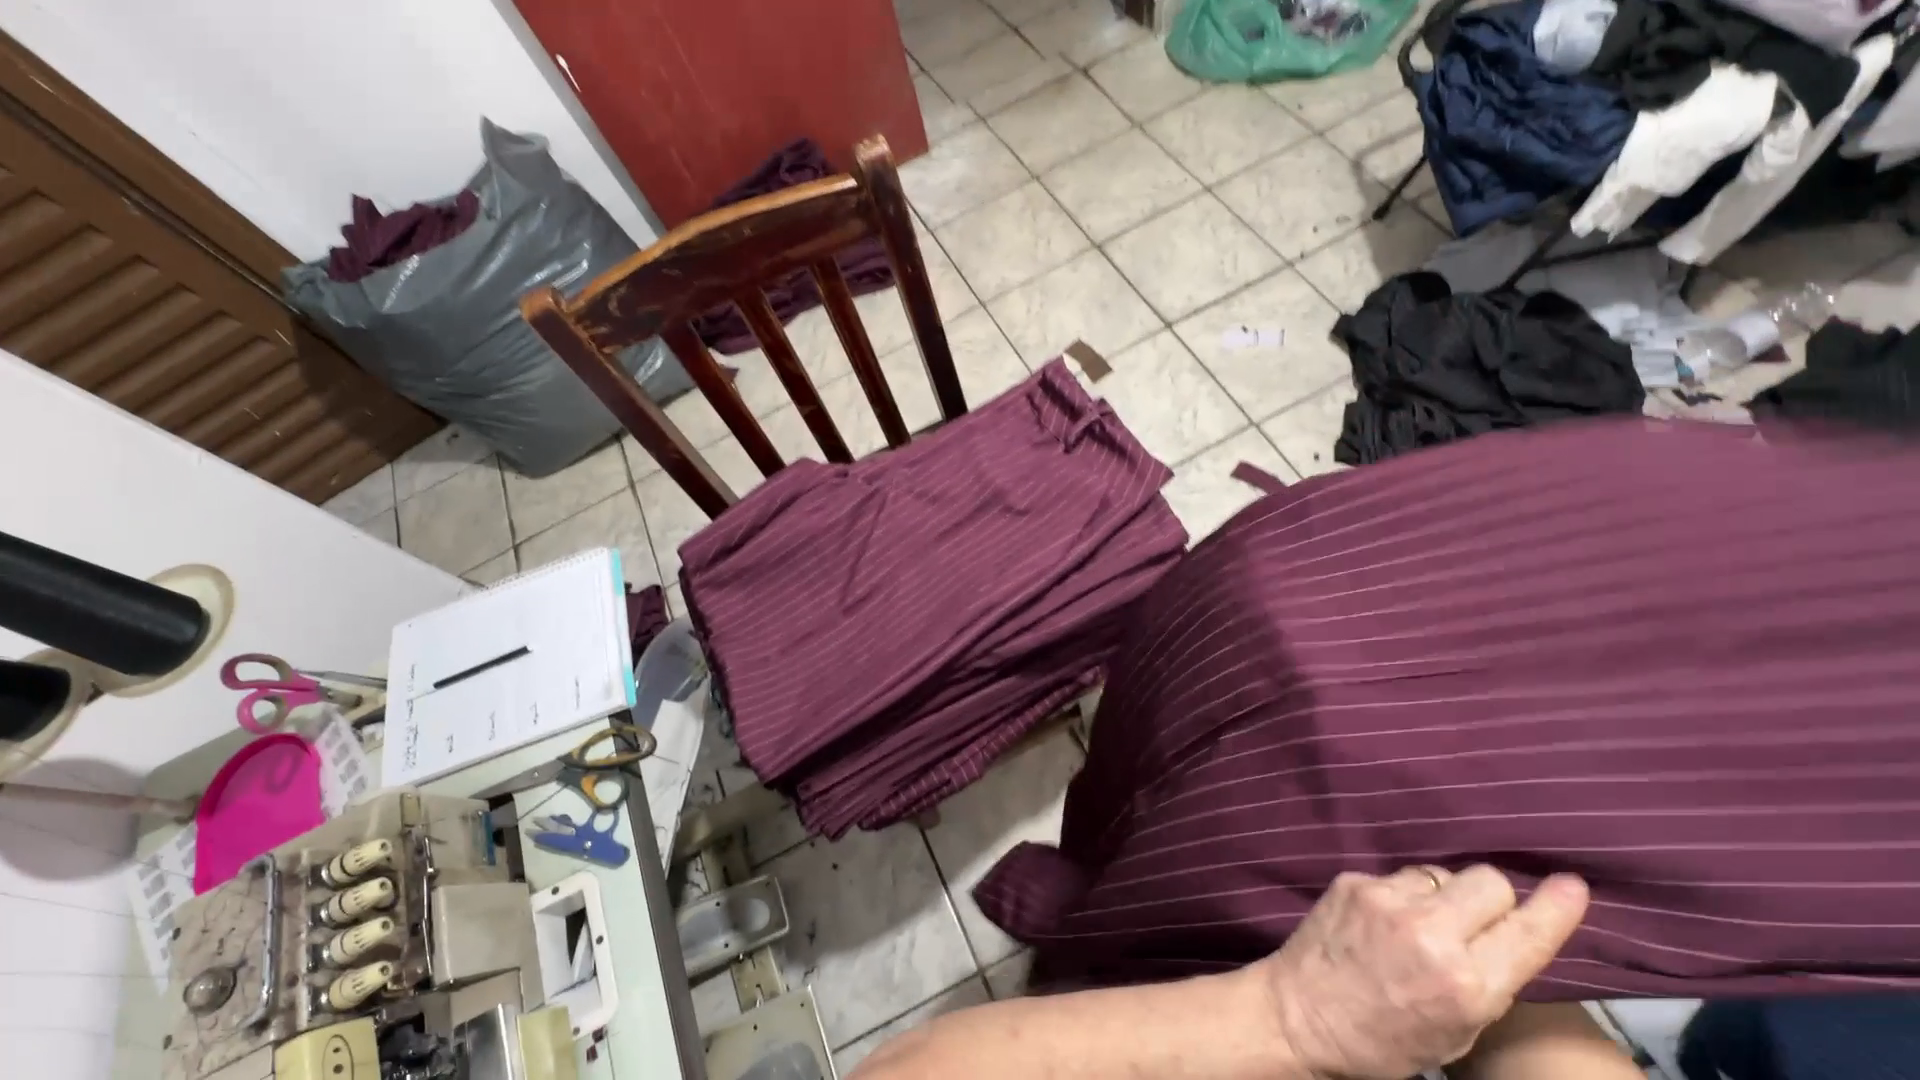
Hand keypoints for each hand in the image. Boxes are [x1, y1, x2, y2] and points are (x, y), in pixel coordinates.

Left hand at [1255, 865, 1589, 1079]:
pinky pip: (1399, 877)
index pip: (1528, 933)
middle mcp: (1432, 933)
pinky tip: (1382, 921)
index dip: (1555, 908)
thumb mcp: (1458, 1031)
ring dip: (1443, 896)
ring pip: (1443, 875)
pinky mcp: (1354, 882)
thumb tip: (1510, 932)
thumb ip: (1489, 980)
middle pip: (1490, 881)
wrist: (1300, 1018)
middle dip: (1492, 900)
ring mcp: (1387, 901)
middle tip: (1473, 922)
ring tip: (1418, 926)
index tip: (1573, 885)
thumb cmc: (1384, 1041)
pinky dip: (1401, 896)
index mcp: (1468, 984)